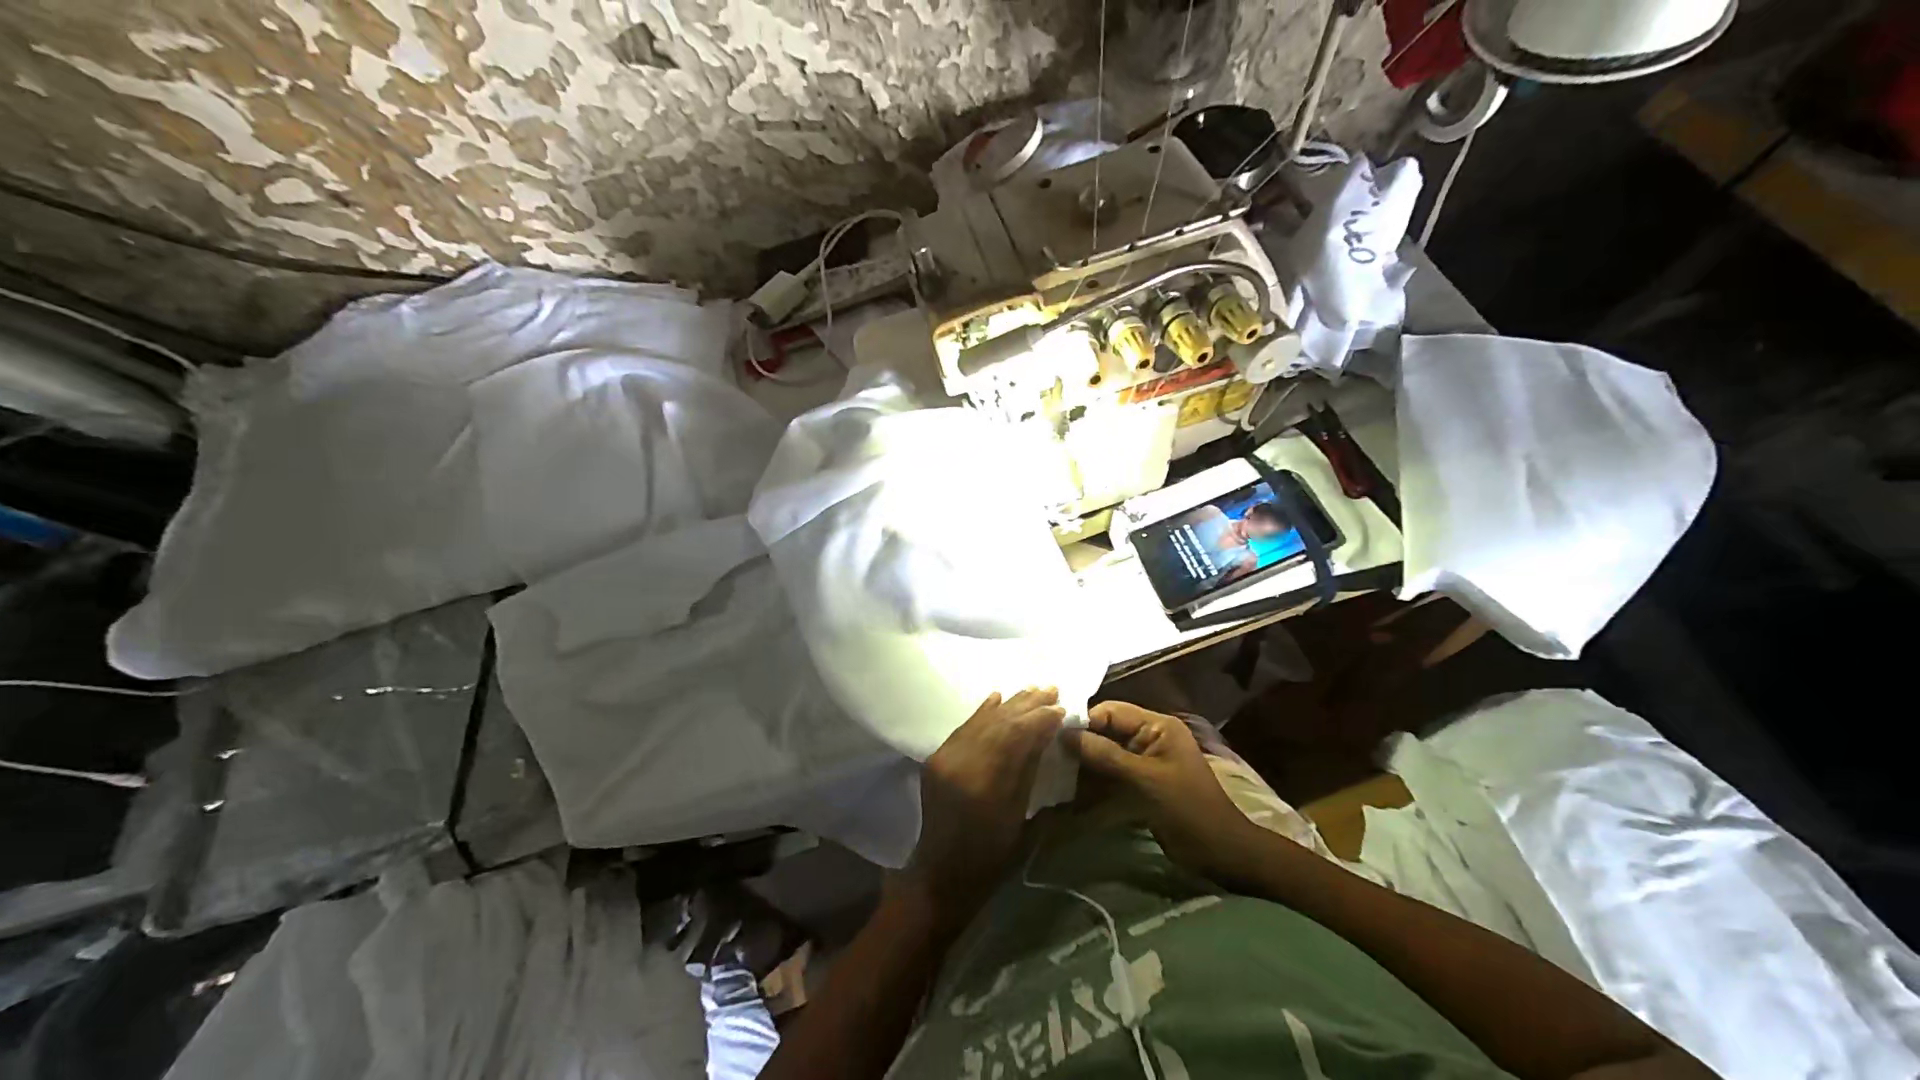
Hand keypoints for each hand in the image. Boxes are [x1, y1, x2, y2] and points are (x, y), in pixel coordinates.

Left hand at [902, 688, 1065, 926]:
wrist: (943, 872)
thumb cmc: (991, 854)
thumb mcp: (1019, 814)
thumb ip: (1029, 768)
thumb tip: (1045, 731)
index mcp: (983, 782)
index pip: (1014, 735)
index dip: (1038, 719)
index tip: (1060, 708)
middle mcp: (959, 762)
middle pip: (997, 723)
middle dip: (1025, 705)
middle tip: (1051, 690)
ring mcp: (943, 758)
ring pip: (980, 721)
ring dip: (1007, 705)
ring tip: (1032, 690)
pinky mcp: (936, 758)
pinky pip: (963, 728)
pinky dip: (982, 712)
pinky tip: (997, 697)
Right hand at [1069, 701, 1267, 886]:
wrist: (1222, 854)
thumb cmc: (1189, 810)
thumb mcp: (1146, 780)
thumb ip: (1106, 755)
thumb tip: (1066, 734)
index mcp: (1158, 726)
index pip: (1110, 711)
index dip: (1083, 721)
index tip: (1051, 736)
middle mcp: (1149, 737)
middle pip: (1105, 731)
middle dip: (1079, 744)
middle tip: (1046, 757)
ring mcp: (1144, 762)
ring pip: (1104, 755)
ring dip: (1082, 766)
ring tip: (1051, 775)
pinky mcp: (1140, 785)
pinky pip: (1110, 776)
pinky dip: (1092, 783)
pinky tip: (1068, 793)